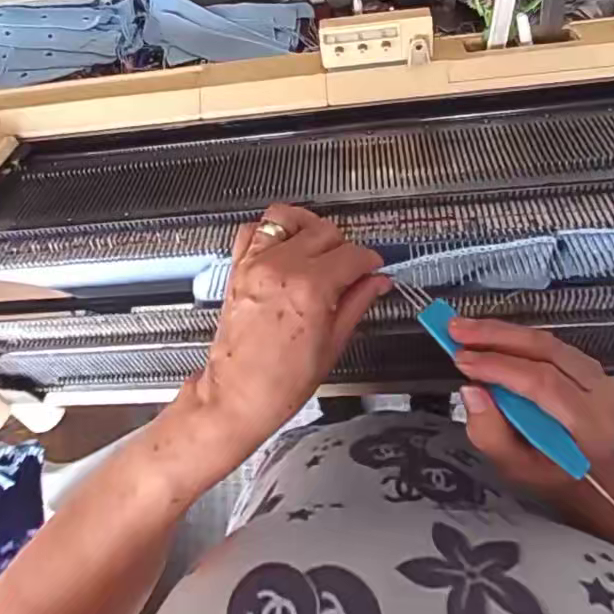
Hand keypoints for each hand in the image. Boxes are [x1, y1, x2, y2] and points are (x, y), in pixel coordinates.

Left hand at [186, 204, 387, 455]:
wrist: (238, 396)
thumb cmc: (280, 381)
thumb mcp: (334, 343)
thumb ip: (357, 302)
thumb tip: (376, 283)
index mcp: (310, 288)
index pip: (353, 254)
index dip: (370, 262)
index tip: (372, 269)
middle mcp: (281, 268)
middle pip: (326, 231)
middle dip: (344, 247)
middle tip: (349, 268)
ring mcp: (256, 265)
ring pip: (289, 217)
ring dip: (309, 227)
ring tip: (318, 248)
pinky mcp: (239, 268)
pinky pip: (254, 229)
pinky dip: (271, 231)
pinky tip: (285, 247)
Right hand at [449, 317, 613, 496]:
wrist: (591, 479)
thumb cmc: (552, 477)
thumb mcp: (514, 468)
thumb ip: (489, 432)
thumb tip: (470, 390)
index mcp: (590, 425)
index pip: (543, 383)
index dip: (499, 366)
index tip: (461, 359)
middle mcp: (601, 392)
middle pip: (545, 350)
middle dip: (495, 337)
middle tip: (455, 330)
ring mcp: (598, 374)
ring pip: (544, 341)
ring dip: (500, 332)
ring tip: (463, 329)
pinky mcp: (586, 363)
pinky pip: (546, 343)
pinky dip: (513, 337)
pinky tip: (486, 335)